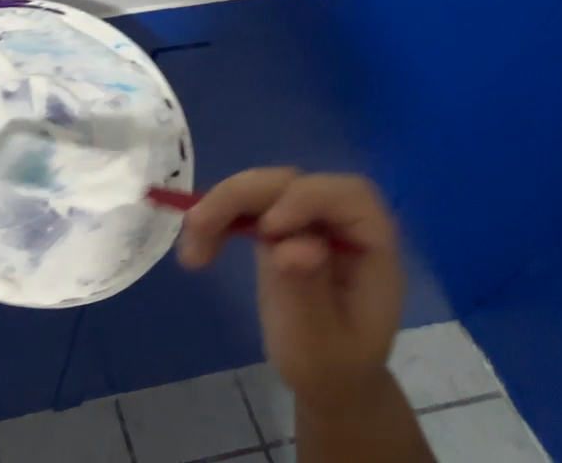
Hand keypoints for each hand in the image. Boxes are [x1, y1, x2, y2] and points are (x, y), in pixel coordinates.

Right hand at [177, 168, 405, 408]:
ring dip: (219, 208)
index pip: (348, 196)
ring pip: (260, 188)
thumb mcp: (321, 343)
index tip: (268, 230)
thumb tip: (290, 246)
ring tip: (190, 250)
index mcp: (371, 244)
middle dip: (241, 196)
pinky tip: (194, 250)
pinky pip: (244, 207)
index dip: (306, 198)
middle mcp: (338, 222)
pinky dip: (216, 221)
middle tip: (198, 225)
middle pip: (291, 182)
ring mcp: (306, 220)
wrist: (328, 378)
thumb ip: (307, 293)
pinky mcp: (278, 226)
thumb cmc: (333, 365)